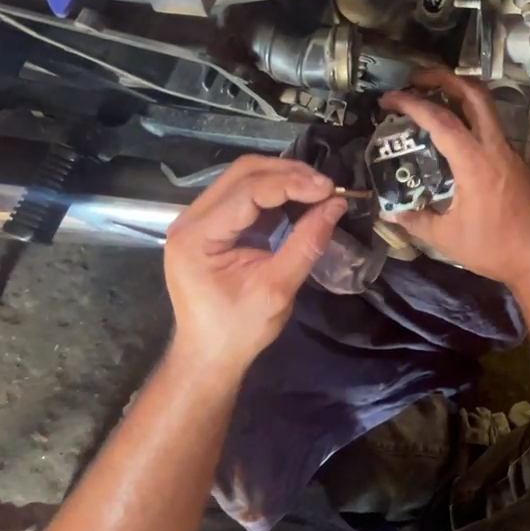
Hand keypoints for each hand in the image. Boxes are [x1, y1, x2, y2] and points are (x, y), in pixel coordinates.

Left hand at [162, 156, 346, 376]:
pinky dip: (277, 191)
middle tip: (326, 187)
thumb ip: (307, 242)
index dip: (292, 184)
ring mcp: (199, 219)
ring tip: (318, 191)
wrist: (208, 357)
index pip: (248, 192)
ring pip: (245, 177)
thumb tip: (337, 205)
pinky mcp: (213, 223)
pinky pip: (246, 193)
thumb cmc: (238, 330)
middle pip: (244, 173)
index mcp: (197, 237)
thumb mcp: (278, 288)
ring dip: (284, 178)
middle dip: (289, 174)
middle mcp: (191, 220)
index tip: (330, 190)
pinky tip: (301, 200)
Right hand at [379, 68, 529, 289]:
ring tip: (432, 97)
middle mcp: (495, 147)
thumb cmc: (495, 248)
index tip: (388, 99)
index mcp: (475, 163)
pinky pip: (491, 127)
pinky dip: (470, 117)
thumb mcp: (447, 238)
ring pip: (487, 107)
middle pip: (474, 94)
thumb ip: (417, 220)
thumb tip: (391, 211)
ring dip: (460, 93)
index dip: (412, 104)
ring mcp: (509, 151)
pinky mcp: (516, 160)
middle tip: (416, 79)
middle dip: (445, 78)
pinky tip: (453, 133)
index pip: (441, 121)